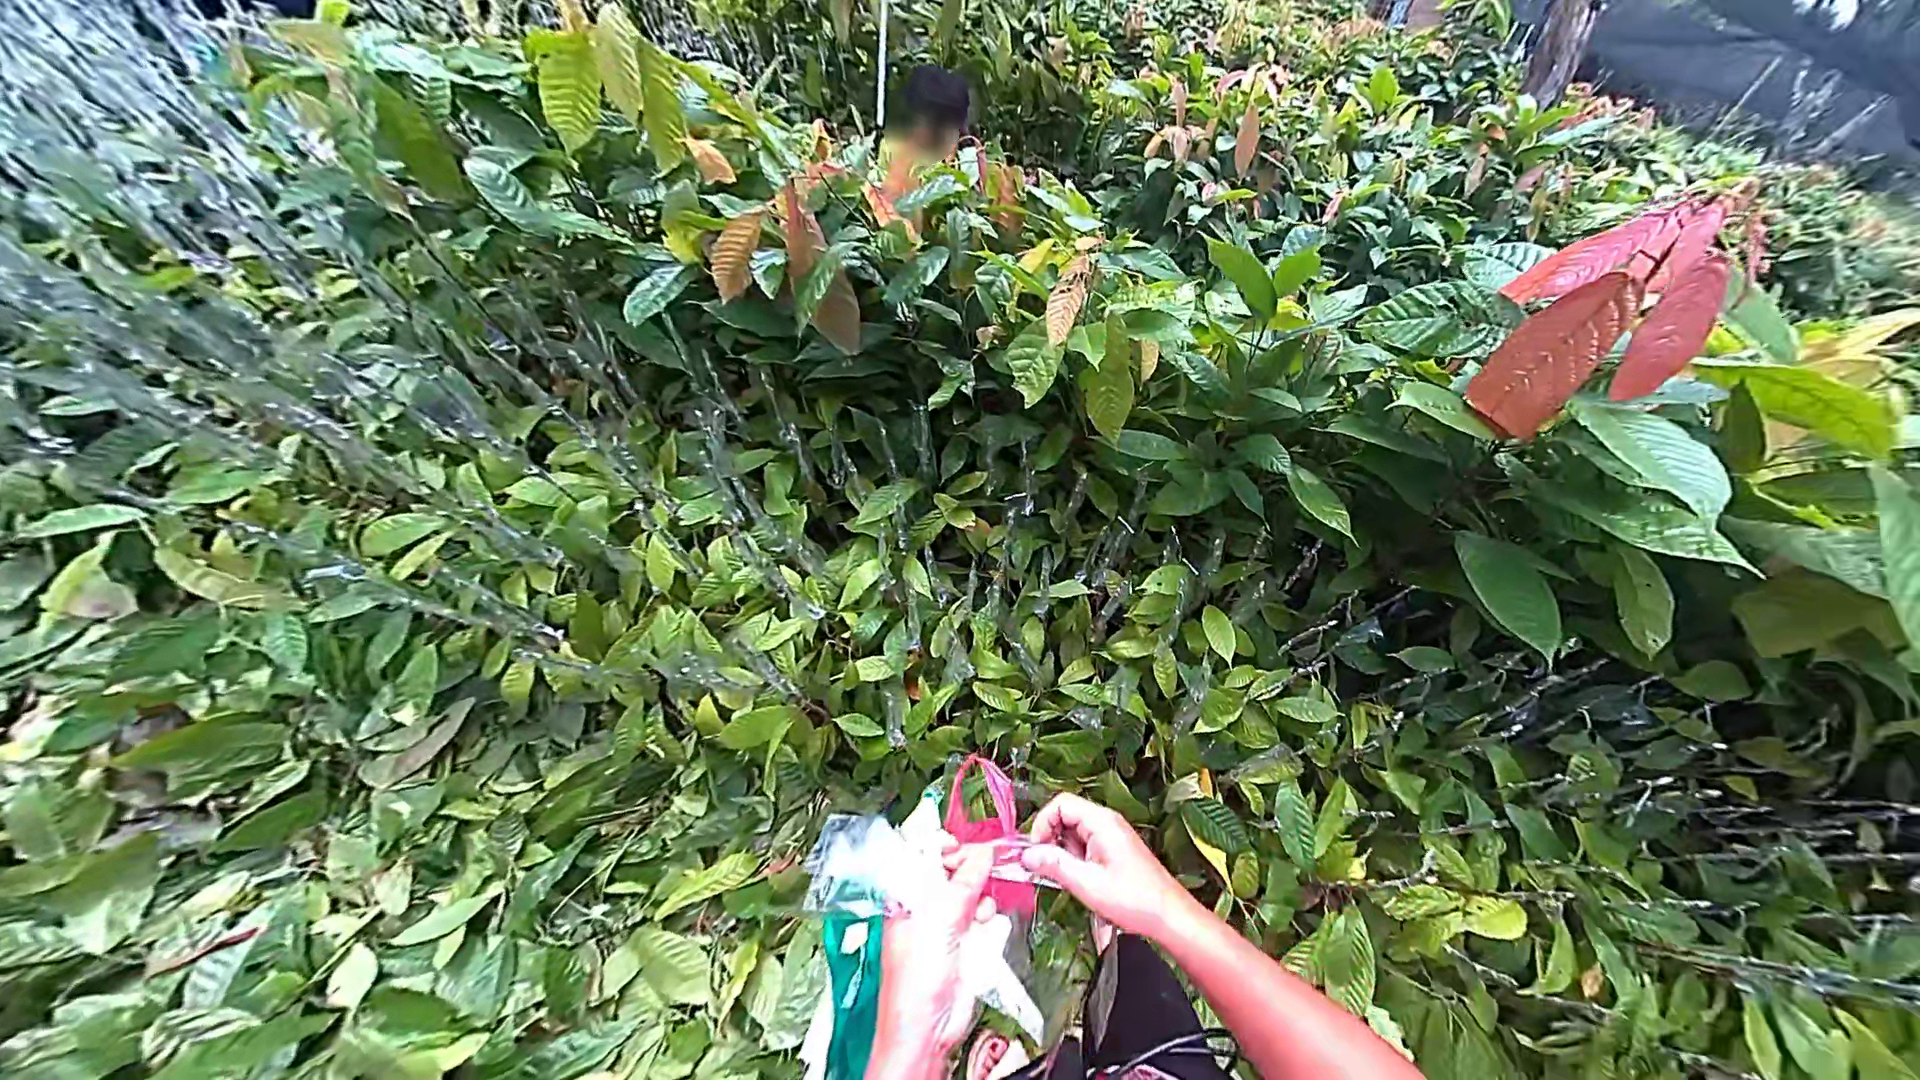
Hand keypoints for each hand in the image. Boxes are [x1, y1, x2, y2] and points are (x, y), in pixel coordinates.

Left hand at [865, 844, 996, 1079]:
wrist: (929, 1028)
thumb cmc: (914, 979)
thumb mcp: (941, 917)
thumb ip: (965, 880)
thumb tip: (983, 852)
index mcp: (906, 894)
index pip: (926, 855)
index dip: (946, 847)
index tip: (964, 845)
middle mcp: (925, 905)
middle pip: (954, 871)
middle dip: (970, 871)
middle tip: (982, 870)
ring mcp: (946, 924)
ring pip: (973, 893)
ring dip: (981, 899)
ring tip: (980, 911)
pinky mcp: (966, 942)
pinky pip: (983, 918)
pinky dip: (988, 921)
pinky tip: (985, 928)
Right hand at [1019, 793, 1201, 942]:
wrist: (1169, 917)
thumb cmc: (1136, 901)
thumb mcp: (1087, 884)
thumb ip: (1054, 865)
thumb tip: (1028, 854)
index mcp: (1101, 822)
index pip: (1060, 804)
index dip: (1043, 823)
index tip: (1036, 849)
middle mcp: (1107, 821)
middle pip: (1066, 815)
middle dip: (1052, 839)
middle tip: (1050, 866)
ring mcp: (1112, 833)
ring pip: (1074, 830)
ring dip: (1065, 852)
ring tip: (1072, 878)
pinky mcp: (1115, 847)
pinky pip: (1085, 842)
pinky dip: (1077, 858)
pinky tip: (1084, 880)